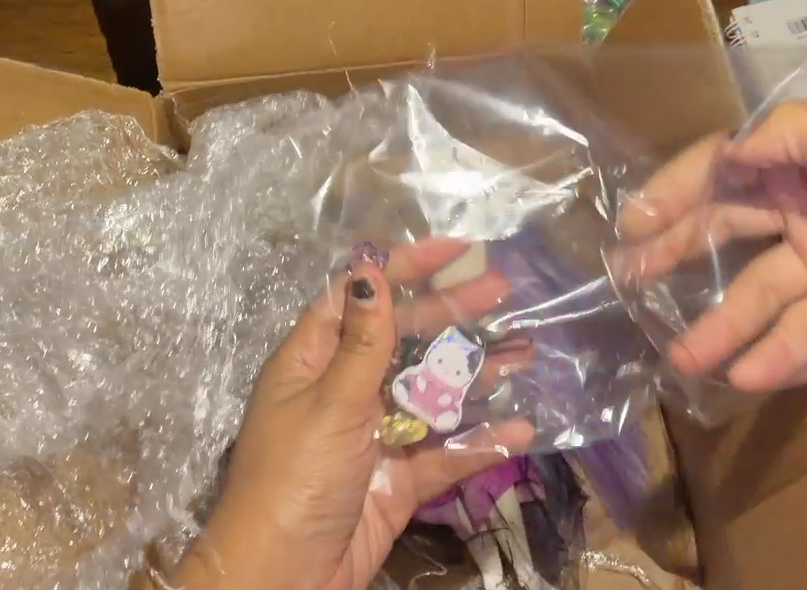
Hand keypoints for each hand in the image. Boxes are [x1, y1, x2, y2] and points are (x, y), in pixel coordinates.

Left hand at [171, 242, 532, 589]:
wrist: (281, 580)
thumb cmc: (295, 477)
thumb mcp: (330, 403)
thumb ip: (362, 342)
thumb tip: (370, 270)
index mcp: (315, 356)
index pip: (361, 294)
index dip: (404, 267)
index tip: (452, 248)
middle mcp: (345, 385)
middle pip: (403, 337)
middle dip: (450, 313)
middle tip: (503, 290)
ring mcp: (373, 432)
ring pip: (430, 391)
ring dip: (474, 373)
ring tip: (524, 350)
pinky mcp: (396, 479)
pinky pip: (441, 452)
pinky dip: (477, 442)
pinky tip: (518, 428)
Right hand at [617, 101, 806, 393]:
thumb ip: (784, 133)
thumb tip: (724, 149)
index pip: (724, 166)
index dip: (673, 190)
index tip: (631, 224)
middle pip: (730, 226)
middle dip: (677, 252)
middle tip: (630, 280)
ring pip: (762, 291)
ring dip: (722, 325)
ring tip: (683, 360)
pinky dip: (777, 353)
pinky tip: (746, 378)